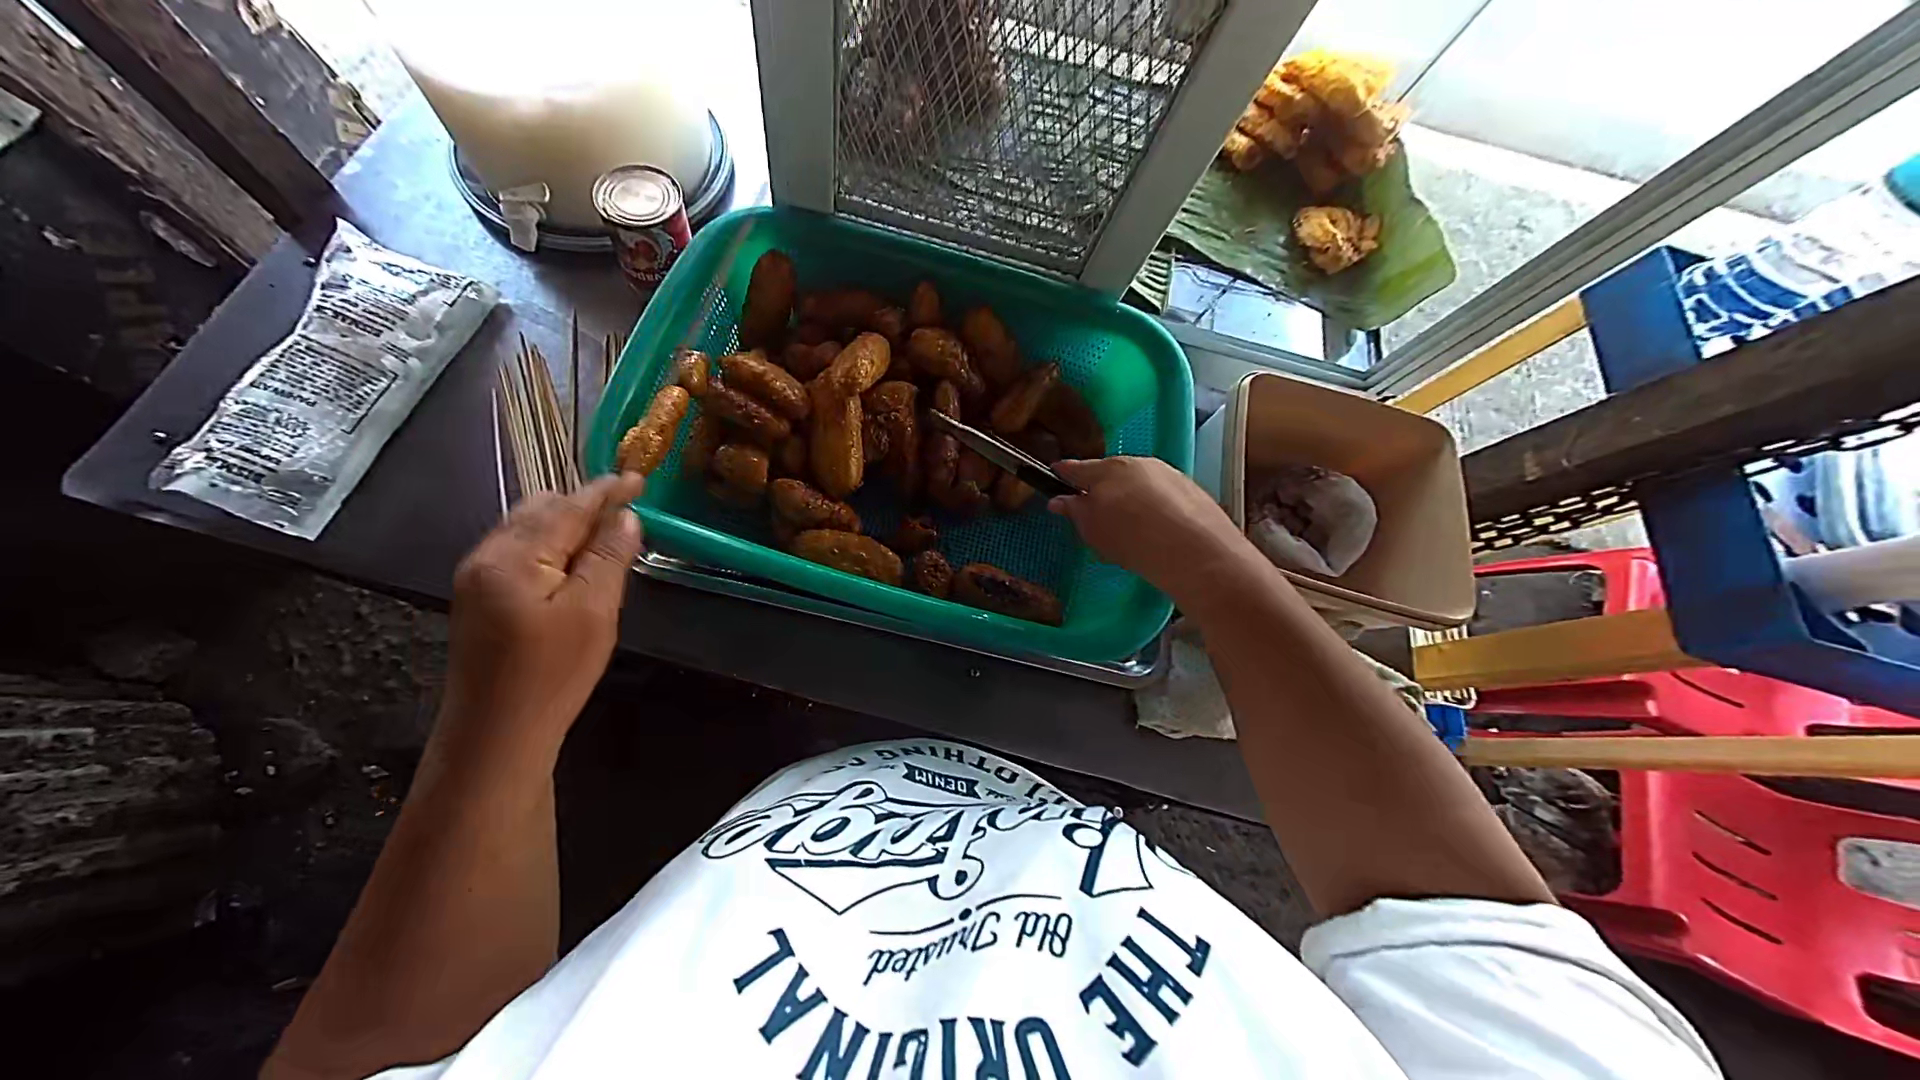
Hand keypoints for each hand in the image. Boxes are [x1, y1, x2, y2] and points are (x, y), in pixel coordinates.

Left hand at [441, 473, 645, 753]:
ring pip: (528, 529)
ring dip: (568, 525)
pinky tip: (575, 564)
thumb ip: (608, 558)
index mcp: (513, 556)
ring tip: (608, 537)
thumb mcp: (593, 612)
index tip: (638, 478)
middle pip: (540, 510)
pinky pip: (520, 552)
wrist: (496, 735)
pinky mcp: (480, 598)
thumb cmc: (552, 674)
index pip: (567, 507)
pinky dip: (552, 545)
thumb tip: (626, 517)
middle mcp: (486, 556)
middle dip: (584, 505)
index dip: (605, 491)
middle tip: (627, 513)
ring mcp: (477, 578)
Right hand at [1049, 456, 1266, 610]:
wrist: (1194, 550)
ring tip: (1130, 524)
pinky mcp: (1191, 488)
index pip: (1077, 468)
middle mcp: (1138, 463)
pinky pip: (1163, 493)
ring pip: (1140, 481)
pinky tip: (1156, 528)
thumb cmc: (1132, 539)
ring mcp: (1167, 473)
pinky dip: (1155, 505)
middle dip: (1102, 485)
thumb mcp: (1092, 531)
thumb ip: (1075, 512)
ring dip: (1131, 495)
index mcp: (1106, 469)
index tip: (1056, 473)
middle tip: (1096, 509)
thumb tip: (1060, 500)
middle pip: (1111, 471)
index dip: (1064, 473)